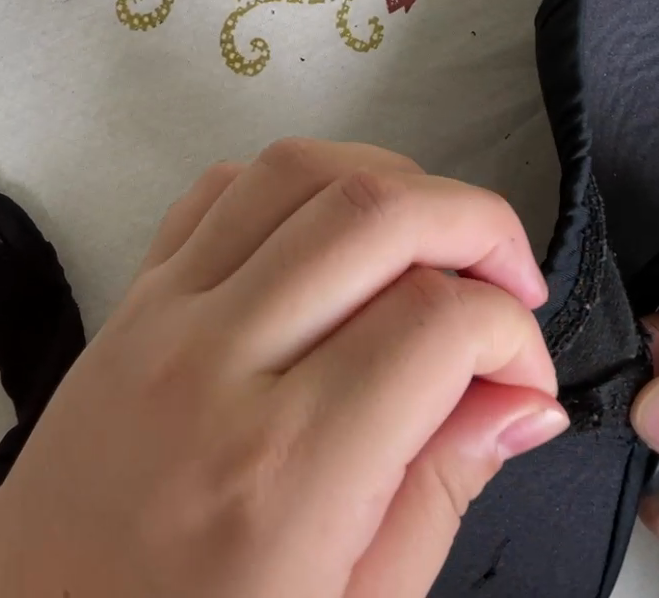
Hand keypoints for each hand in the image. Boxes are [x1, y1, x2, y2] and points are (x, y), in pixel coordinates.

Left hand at [0, 139, 566, 597]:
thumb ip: (441, 488)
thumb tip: (522, 395)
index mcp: (284, 472)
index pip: (436, 324)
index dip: (512, 332)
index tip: (522, 373)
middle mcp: (218, 363)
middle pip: (375, 214)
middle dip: (476, 221)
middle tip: (509, 274)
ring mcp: (164, 310)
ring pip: (299, 171)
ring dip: (393, 181)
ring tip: (431, 240)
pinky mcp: (136, 289)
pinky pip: (224, 185)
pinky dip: (300, 182)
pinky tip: (331, 234)